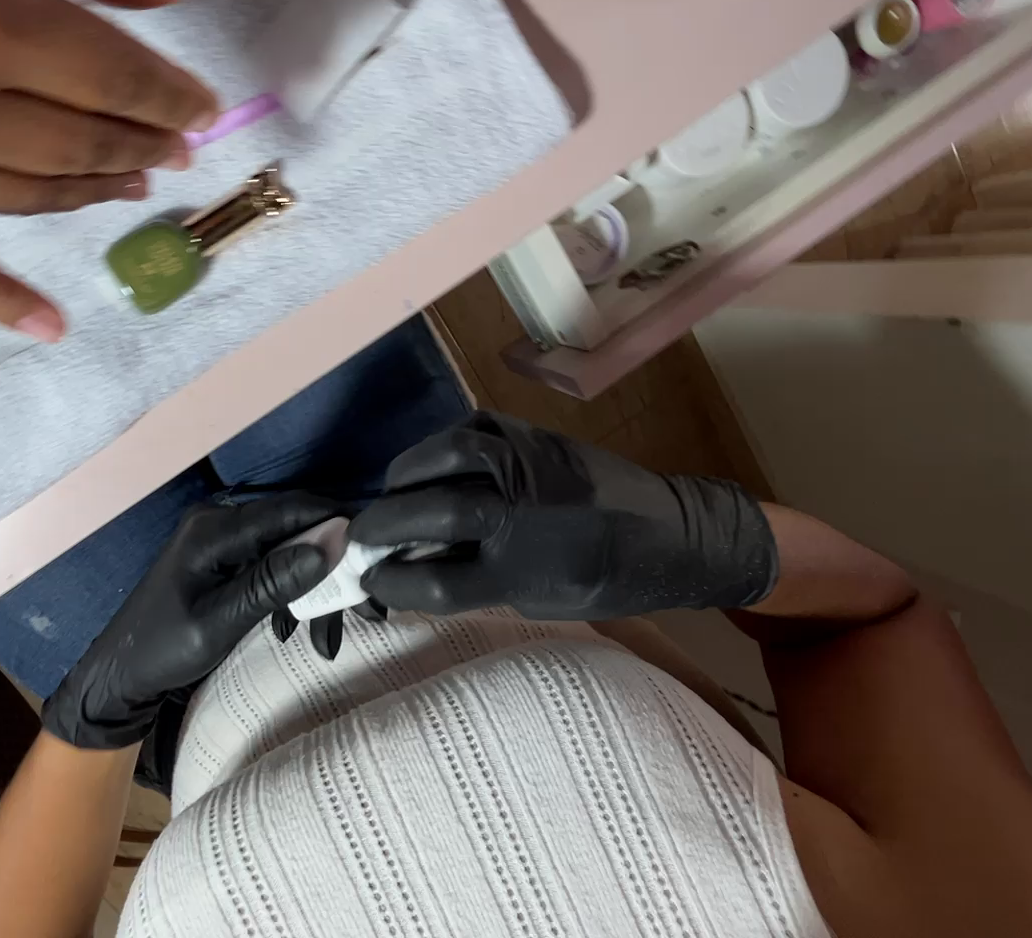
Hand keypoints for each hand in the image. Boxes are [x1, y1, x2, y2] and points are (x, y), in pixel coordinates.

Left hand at [43, 494, 339, 749]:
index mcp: (216, 528)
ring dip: (315, 586)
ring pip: (289, 549)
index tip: (377, 558)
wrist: (118, 678)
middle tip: (367, 611)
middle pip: (296, 528)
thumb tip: (335, 540)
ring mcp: (223, 539)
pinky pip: (273, 563)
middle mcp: (221, 521)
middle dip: (332, 567)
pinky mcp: (225, 559)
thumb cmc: (162, 652)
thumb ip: (275, 580)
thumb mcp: (221, 622)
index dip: (340, 525)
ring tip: (331, 637)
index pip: (294, 508)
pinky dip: (293, 592)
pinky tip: (299, 627)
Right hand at [346, 412, 777, 620]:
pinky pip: (471, 431)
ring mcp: (527, 463)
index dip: (389, 583)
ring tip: (394, 493)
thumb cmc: (601, 581)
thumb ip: (472, 582)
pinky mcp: (533, 434)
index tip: (367, 579)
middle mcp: (521, 514)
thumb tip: (410, 566)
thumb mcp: (534, 601)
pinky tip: (433, 466)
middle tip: (361, 533)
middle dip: (381, 525)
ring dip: (405, 477)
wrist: (671, 534)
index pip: (432, 582)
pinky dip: (441, 449)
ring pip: (444, 457)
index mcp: (522, 572)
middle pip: (428, 514)